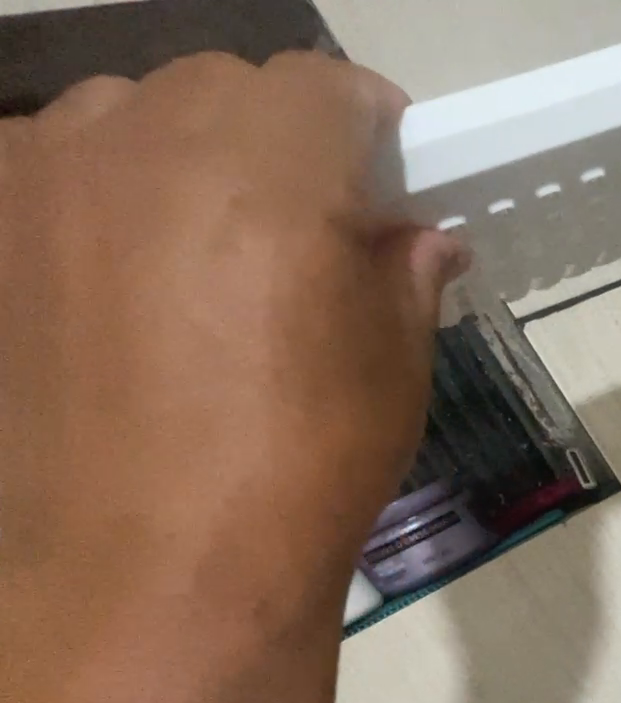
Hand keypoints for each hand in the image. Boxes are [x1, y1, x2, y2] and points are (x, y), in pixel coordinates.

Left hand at [0, 52, 464, 635]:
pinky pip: (60, 155)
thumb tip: (423, 237)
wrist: (166, 546)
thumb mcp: (398, 359)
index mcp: (270, 181)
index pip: (324, 85)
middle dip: (292, 131)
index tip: (400, 167)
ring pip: (135, 108)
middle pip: (227, 84)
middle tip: (331, 214)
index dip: (373, 116)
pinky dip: (120, 180)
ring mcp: (44, 177)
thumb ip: (407, 271)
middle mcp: (143, 148)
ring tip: (234, 237)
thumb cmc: (315, 450)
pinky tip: (146, 259)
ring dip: (203, 147)